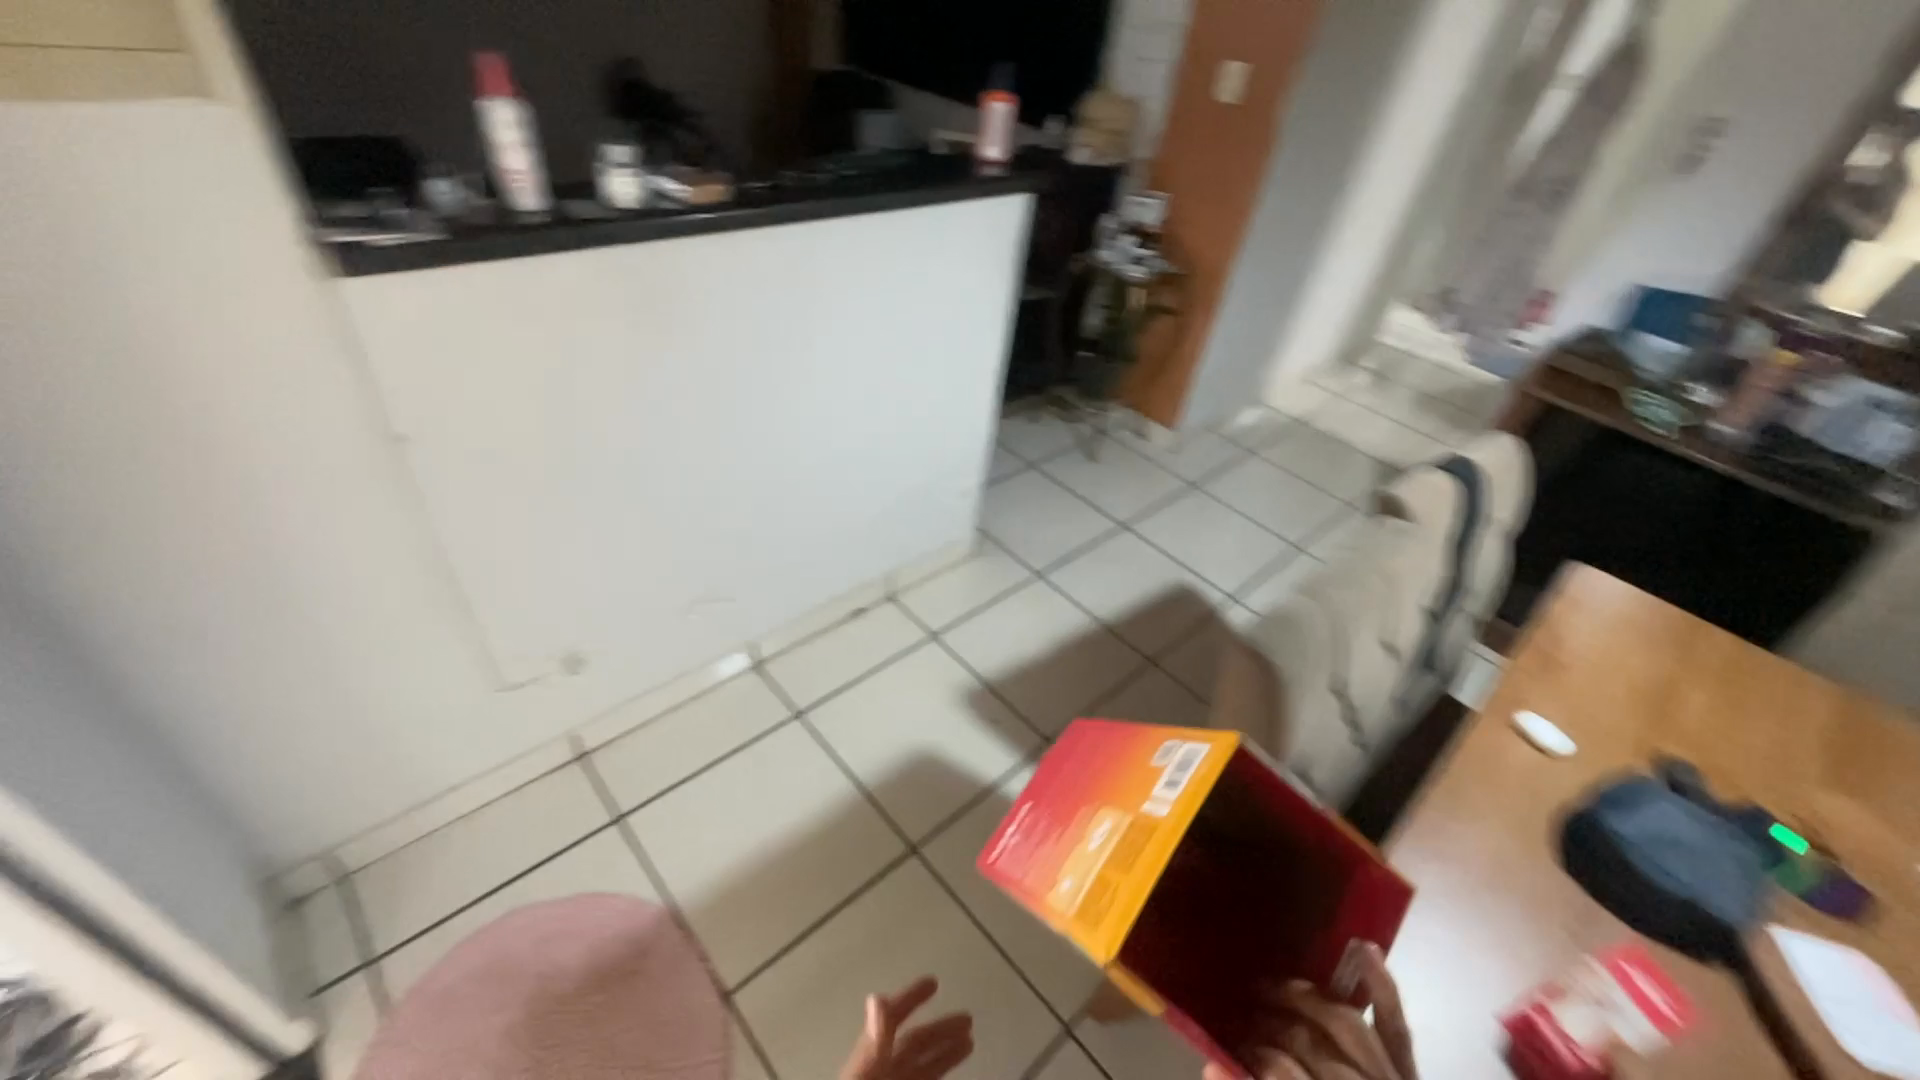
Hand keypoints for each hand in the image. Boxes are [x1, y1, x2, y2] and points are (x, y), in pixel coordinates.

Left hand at [839, 976, 974, 1079]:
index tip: (934, 981)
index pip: (892, 1019)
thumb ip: (875, 1041)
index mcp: (870, 1056)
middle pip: (913, 1043)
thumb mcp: (865, 1073)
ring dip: (946, 1052)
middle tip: (967, 1017)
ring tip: (970, 1041)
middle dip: (940, 1028)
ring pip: (923, 1066)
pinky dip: (940, 1072)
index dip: (911, 998)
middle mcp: (881, 1068)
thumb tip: (876, 998)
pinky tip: (955, 1070)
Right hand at [1201, 945, 1414, 1079]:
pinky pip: (1395, 1022)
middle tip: (1242, 1012)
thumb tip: (1211, 1066)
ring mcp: (1394, 1078)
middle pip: (1311, 1044)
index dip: (1258, 1058)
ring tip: (1272, 987)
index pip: (1286, 1074)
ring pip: (1345, 1024)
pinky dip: (1381, 986)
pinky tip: (1364, 948)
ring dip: (1304, 999)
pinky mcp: (1410, 1069)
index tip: (1230, 1045)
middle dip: (1271, 1025)